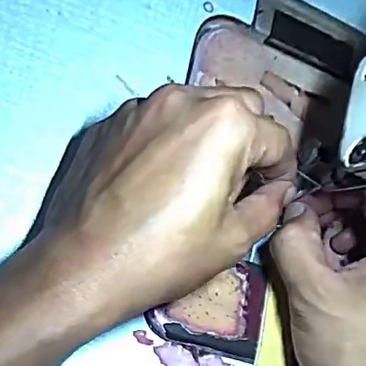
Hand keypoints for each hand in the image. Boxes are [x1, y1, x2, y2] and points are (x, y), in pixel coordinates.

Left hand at [29, 84, 295, 331]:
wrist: (83, 266)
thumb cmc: (160, 258)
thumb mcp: (232, 241)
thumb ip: (268, 206)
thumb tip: (277, 191)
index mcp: (225, 123)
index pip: (277, 136)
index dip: (282, 170)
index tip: (271, 193)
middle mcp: (184, 100)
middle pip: (240, 108)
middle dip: (248, 143)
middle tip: (236, 188)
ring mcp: (141, 107)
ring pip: (195, 109)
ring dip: (207, 137)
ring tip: (193, 185)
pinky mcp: (110, 122)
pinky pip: (155, 122)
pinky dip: (167, 142)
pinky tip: (155, 184)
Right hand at [269, 192, 365, 365]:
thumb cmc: (348, 353)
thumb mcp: (311, 291)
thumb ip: (293, 238)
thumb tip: (290, 209)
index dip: (329, 196)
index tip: (297, 214)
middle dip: (334, 218)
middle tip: (302, 239)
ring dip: (339, 240)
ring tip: (313, 263)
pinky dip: (350, 261)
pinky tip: (328, 281)